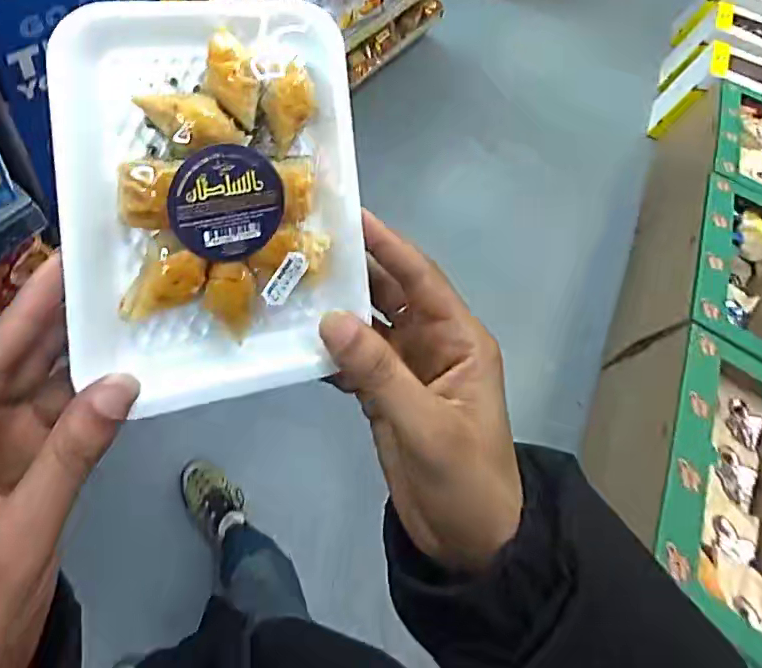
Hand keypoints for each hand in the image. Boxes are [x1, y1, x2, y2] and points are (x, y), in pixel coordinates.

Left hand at [0, 254, 139, 667]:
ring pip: (33, 387)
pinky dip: (83, 391)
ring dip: (70, 349)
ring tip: (106, 300)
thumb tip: (122, 384)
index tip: (53, 266)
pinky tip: (110, 360)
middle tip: (87, 267)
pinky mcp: (18, 466)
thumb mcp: (18, 544)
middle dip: (47, 318)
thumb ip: (70, 459)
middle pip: (7, 367)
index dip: (21, 314)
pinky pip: (53, 417)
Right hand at [320, 211, 522, 573]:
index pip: (420, 279)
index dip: (389, 245)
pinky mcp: (384, 391)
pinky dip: (328, 346)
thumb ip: (379, 372)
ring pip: (366, 322)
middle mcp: (430, 342)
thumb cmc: (466, 481)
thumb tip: (329, 319)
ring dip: (336, 305)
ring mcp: (405, 366)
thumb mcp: (427, 426)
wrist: (467, 545)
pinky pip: (353, 356)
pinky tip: (297, 336)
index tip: (354, 216)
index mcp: (457, 339)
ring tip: (294, 279)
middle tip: (309, 241)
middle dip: (354, 268)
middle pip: (389, 293)